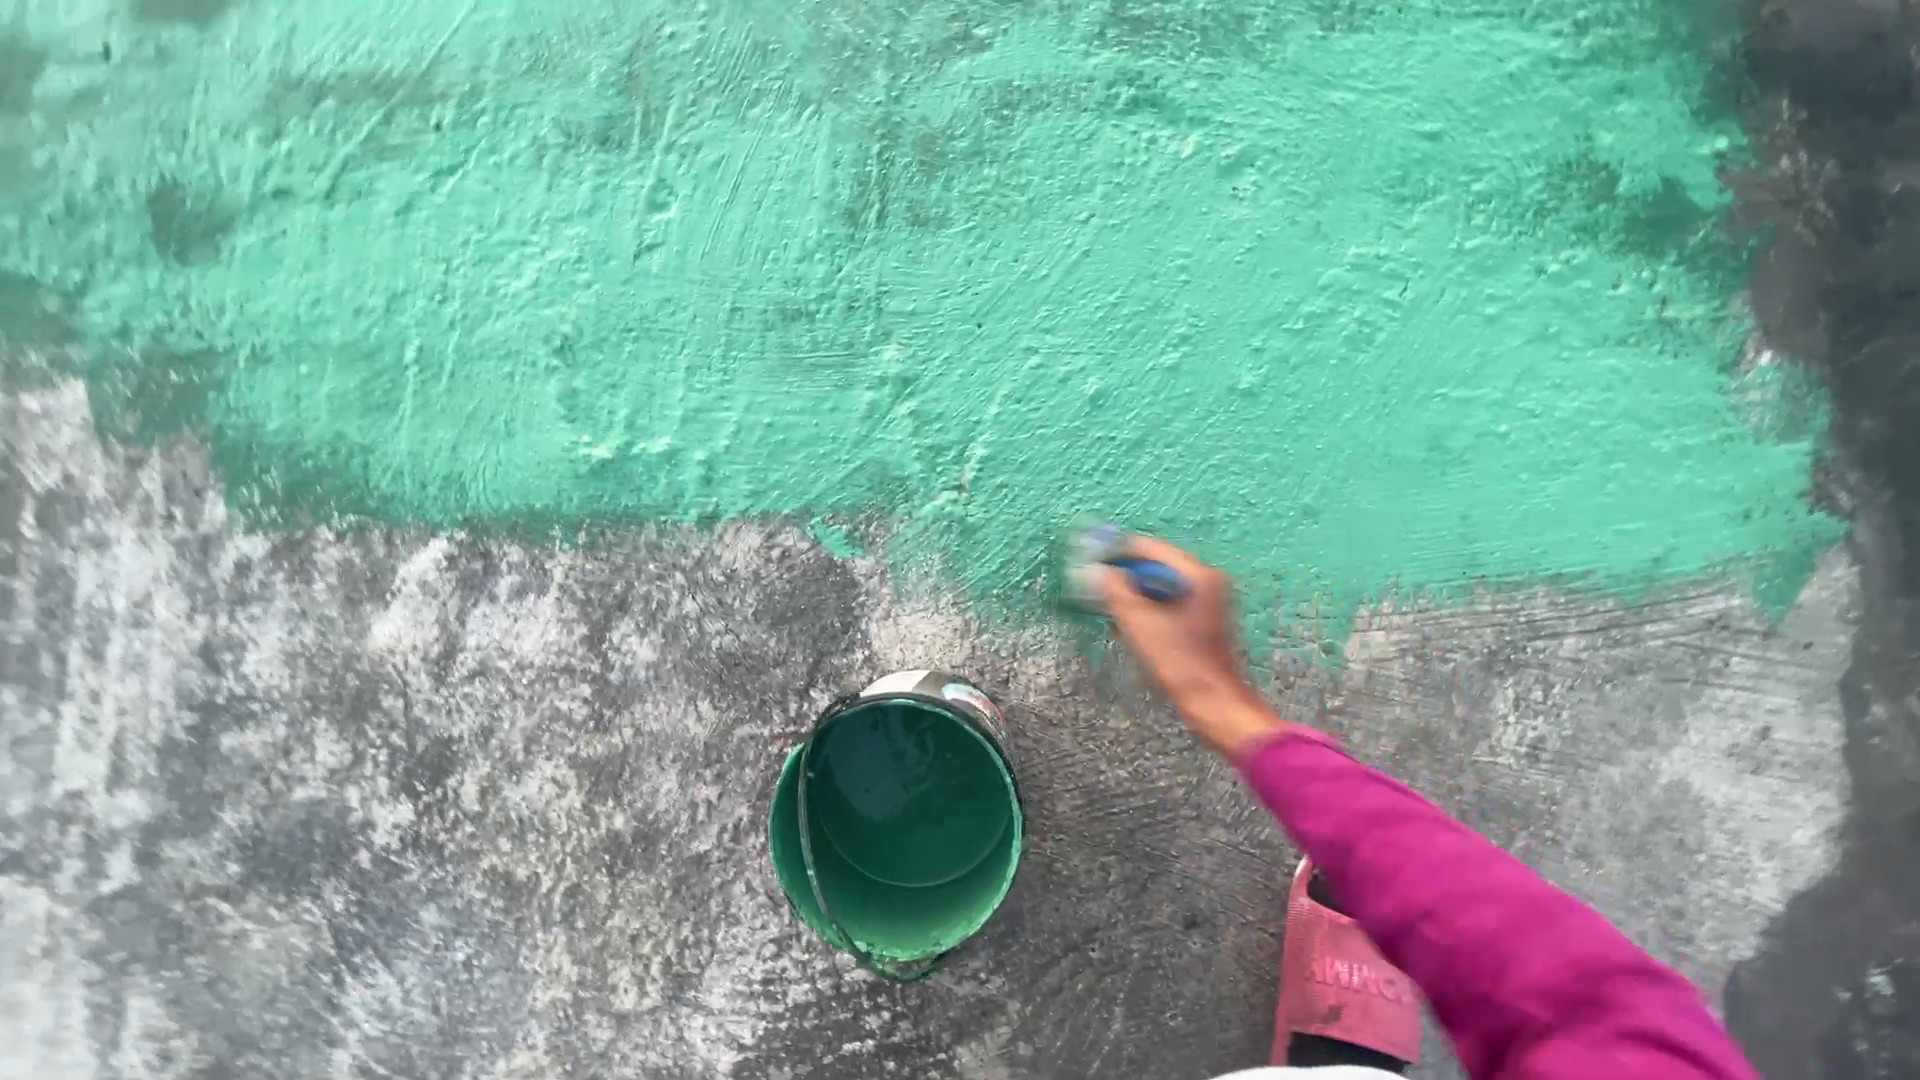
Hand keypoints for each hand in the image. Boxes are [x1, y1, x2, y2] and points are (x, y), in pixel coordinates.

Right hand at [1100, 536, 1287, 758]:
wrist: (1213, 701)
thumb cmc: (1180, 661)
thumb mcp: (1140, 622)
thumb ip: (1116, 591)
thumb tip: (1099, 571)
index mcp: (1197, 575)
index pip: (1150, 548)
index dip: (1118, 553)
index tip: (1092, 562)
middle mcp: (1206, 581)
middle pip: (1156, 565)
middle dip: (1126, 575)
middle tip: (1097, 586)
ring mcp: (1207, 600)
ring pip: (1160, 585)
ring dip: (1134, 593)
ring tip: (1110, 607)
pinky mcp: (1202, 618)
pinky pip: (1168, 601)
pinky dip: (1148, 607)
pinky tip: (1130, 624)